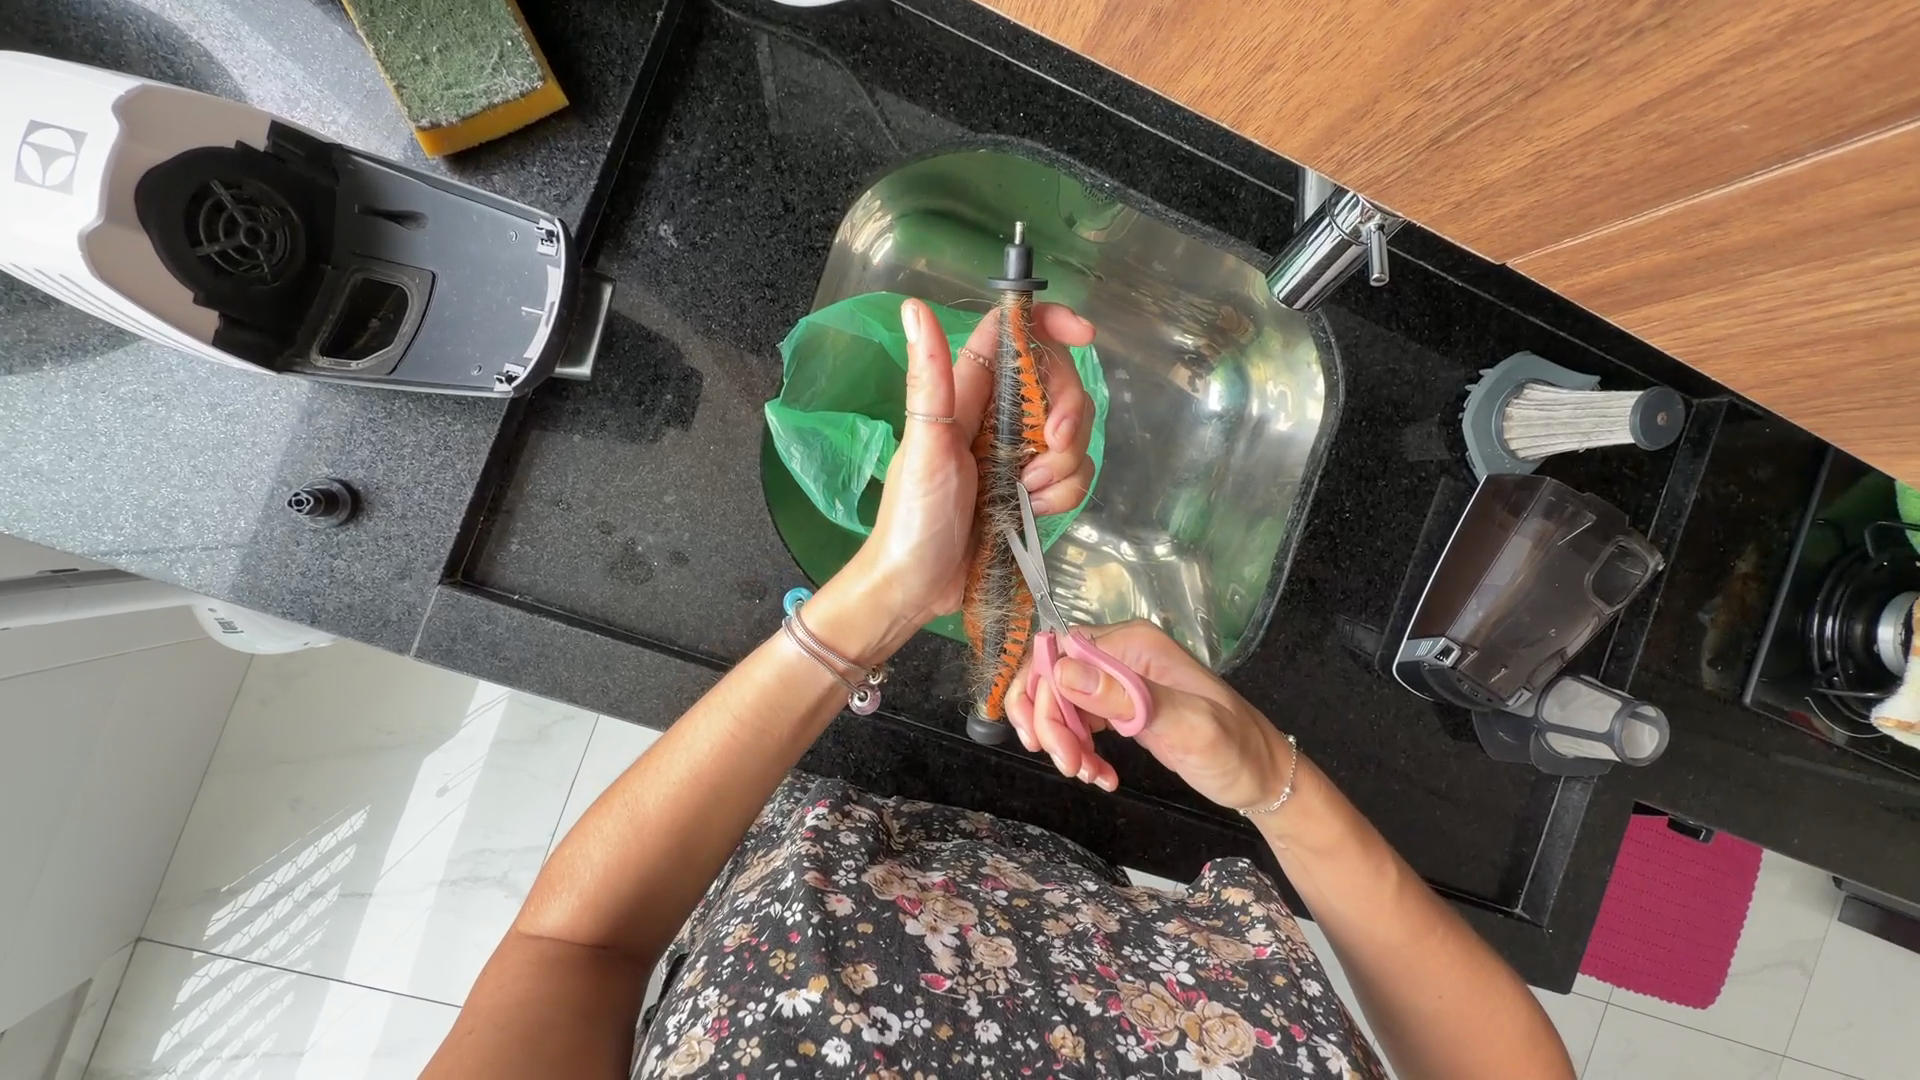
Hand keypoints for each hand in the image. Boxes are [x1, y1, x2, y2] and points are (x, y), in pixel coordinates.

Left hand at [841, 297, 1095, 629]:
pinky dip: (1065, 493)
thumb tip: (914, 305)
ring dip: (1065, 464)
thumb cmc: (912, 517)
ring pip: (1073, 434)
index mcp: (967, 395)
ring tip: (1028, 494)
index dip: (1051, 324)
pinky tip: (1034, 511)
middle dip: (1069, 412)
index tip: (1086, 335)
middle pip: (1058, 385)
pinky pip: (1074, 476)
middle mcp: (997, 419)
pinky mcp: (1034, 492)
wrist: (916, 587)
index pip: (1013, 337)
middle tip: (1048, 448)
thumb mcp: (925, 446)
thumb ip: (929, 379)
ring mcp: (1018, 457)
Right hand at [1006, 621, 1295, 808]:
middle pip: (1053, 675)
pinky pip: (1077, 718)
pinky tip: (1098, 774)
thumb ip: (1126, 697)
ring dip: (1061, 740)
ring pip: (1059, 699)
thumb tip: (1063, 672)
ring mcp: (1119, 678)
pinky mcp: (1120, 705)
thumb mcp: (1187, 725)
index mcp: (1133, 643)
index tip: (1055, 745)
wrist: (1264, 778)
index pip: (1060, 654)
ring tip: (1086, 774)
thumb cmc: (1236, 750)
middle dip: (1050, 723)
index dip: (1045, 697)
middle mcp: (1121, 652)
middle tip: (1070, 767)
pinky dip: (1077, 748)